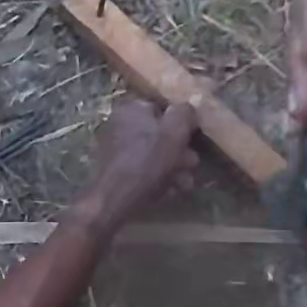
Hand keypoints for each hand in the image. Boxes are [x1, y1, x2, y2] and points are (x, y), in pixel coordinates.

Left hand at [69, 99, 198, 231]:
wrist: (116, 198)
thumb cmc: (147, 160)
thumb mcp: (175, 132)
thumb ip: (185, 113)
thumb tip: (188, 108)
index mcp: (130, 108)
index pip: (163, 109)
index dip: (182, 125)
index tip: (193, 140)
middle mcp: (118, 123)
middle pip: (158, 133)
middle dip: (179, 150)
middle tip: (192, 164)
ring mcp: (113, 148)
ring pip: (152, 153)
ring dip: (172, 167)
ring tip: (185, 182)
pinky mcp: (113, 170)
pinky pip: (141, 168)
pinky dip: (156, 177)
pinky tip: (170, 189)